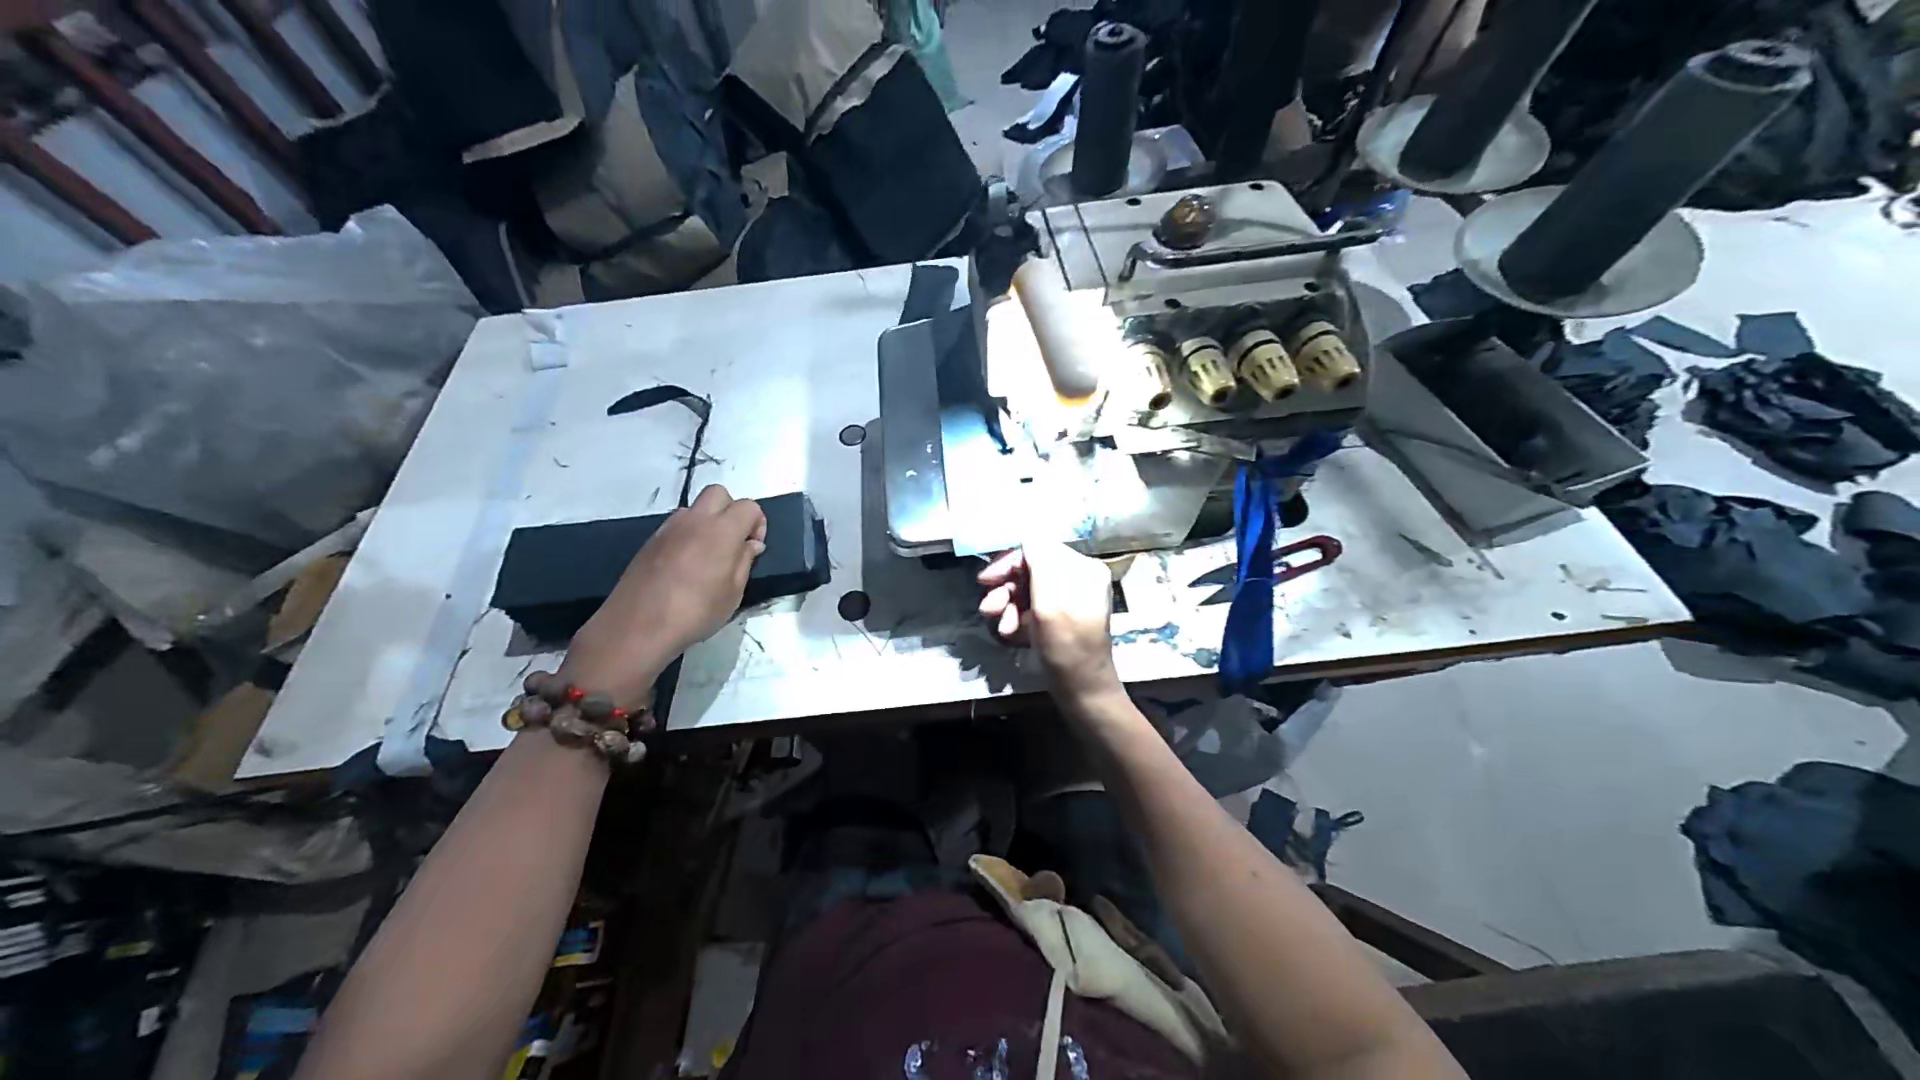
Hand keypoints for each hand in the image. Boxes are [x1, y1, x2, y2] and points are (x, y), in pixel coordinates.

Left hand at [558, 485, 765, 707]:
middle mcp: (695, 520)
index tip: (753, 548)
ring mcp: (669, 528)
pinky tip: (686, 566)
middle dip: (731, 511)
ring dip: (708, 522)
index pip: (748, 506)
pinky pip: (676, 526)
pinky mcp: (650, 541)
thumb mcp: (733, 592)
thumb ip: (744, 561)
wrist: (638, 625)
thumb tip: (750, 544)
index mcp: (722, 530)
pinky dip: (688, 535)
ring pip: (695, 508)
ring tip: (708, 556)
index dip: (757, 524)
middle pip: (719, 493)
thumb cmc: (695, 612)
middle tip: (733, 542)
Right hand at [977, 542, 1120, 704]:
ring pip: (1027, 589)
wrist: (1081, 691)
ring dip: (1008, 605)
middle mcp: (1077, 578)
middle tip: (987, 607)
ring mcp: (1068, 598)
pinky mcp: (1059, 617)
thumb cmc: (1068, 647)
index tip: (986, 580)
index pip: (1039, 549)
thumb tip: (1028, 531)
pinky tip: (1009, 632)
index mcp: (1082, 569)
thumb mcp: (1051, 604)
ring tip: (1000, 626)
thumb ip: (1040, 563)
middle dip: (1006, 587)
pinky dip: (1017, 617)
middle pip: (1031, 569)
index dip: (1010, 563)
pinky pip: (1032, 607)